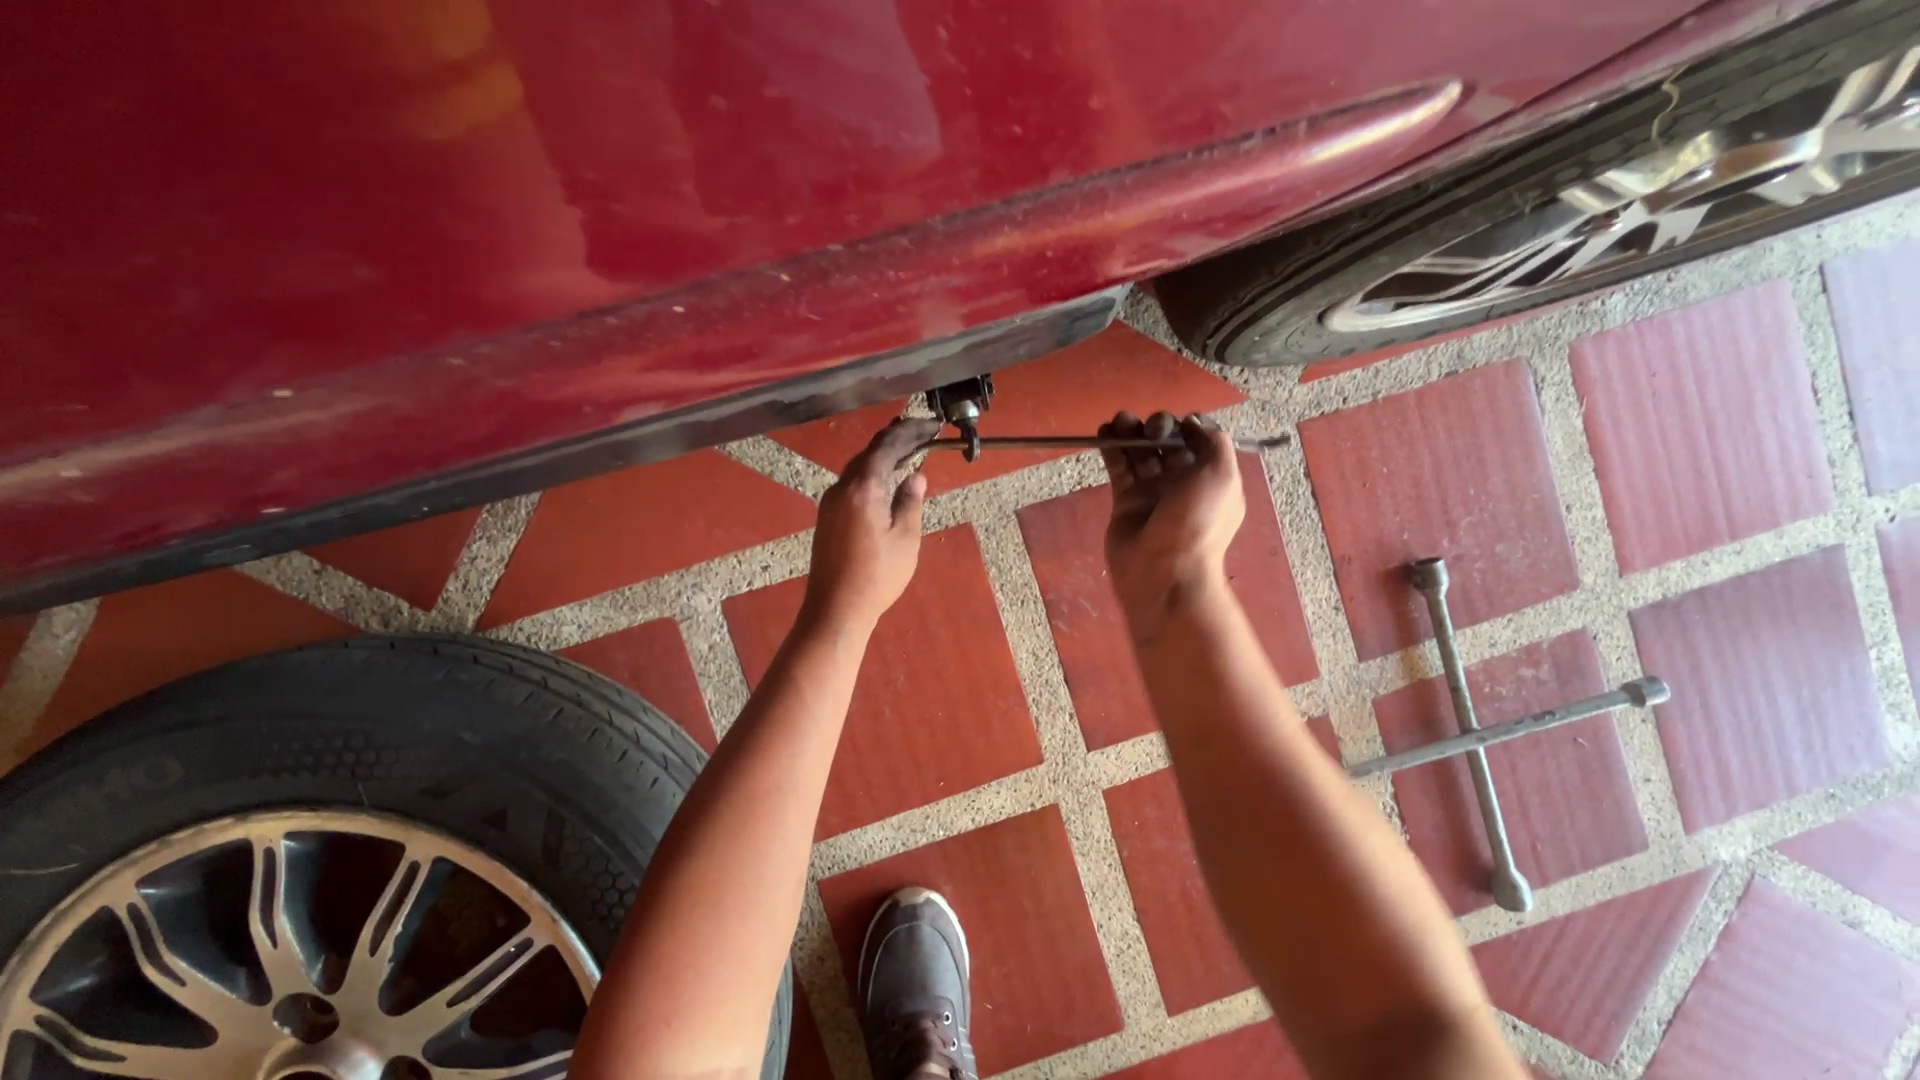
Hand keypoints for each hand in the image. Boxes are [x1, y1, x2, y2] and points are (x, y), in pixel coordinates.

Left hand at [801, 417, 941, 632]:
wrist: (836, 608)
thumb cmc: (877, 576)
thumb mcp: (905, 538)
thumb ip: (910, 502)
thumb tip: (916, 476)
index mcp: (862, 488)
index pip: (887, 446)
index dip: (910, 431)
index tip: (932, 426)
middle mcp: (841, 488)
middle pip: (869, 453)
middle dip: (897, 441)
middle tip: (924, 436)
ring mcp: (830, 503)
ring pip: (859, 469)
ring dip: (883, 458)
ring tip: (910, 455)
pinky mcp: (828, 518)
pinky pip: (852, 486)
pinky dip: (872, 476)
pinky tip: (887, 484)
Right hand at [1101, 411, 1244, 638]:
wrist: (1163, 570)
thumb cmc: (1197, 522)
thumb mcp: (1223, 476)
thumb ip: (1214, 442)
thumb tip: (1193, 423)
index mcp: (1211, 477)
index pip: (1199, 441)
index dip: (1188, 425)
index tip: (1179, 423)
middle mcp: (1183, 483)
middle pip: (1168, 443)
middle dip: (1158, 427)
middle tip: (1150, 429)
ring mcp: (1153, 492)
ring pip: (1141, 453)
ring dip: (1130, 432)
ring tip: (1118, 420)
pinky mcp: (1126, 501)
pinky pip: (1119, 468)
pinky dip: (1112, 448)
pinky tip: (1104, 431)